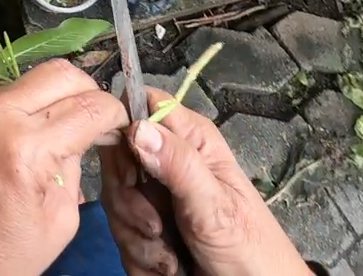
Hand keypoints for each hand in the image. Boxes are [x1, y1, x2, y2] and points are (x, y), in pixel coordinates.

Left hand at [0, 59, 128, 275]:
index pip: (89, 107)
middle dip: (84, 90)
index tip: (114, 122)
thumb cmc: (2, 253)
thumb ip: (76, 165)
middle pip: (59, 73)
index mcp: (26, 149)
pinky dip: (4, 113)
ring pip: (23, 82)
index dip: (112, 112)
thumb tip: (85, 128)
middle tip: (86, 114)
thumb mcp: (59, 220)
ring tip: (35, 135)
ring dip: (39, 104)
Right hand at [99, 91, 306, 275]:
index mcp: (188, 137)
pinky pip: (121, 232)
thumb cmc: (246, 246)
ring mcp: (154, 193)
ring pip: (115, 199)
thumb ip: (178, 163)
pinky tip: (167, 268)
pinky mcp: (145, 225)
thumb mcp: (215, 205)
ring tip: (170, 259)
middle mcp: (167, 157)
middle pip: (118, 157)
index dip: (124, 131)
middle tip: (155, 228)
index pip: (139, 104)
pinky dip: (139, 256)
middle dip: (129, 201)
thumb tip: (136, 126)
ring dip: (136, 237)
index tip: (129, 172)